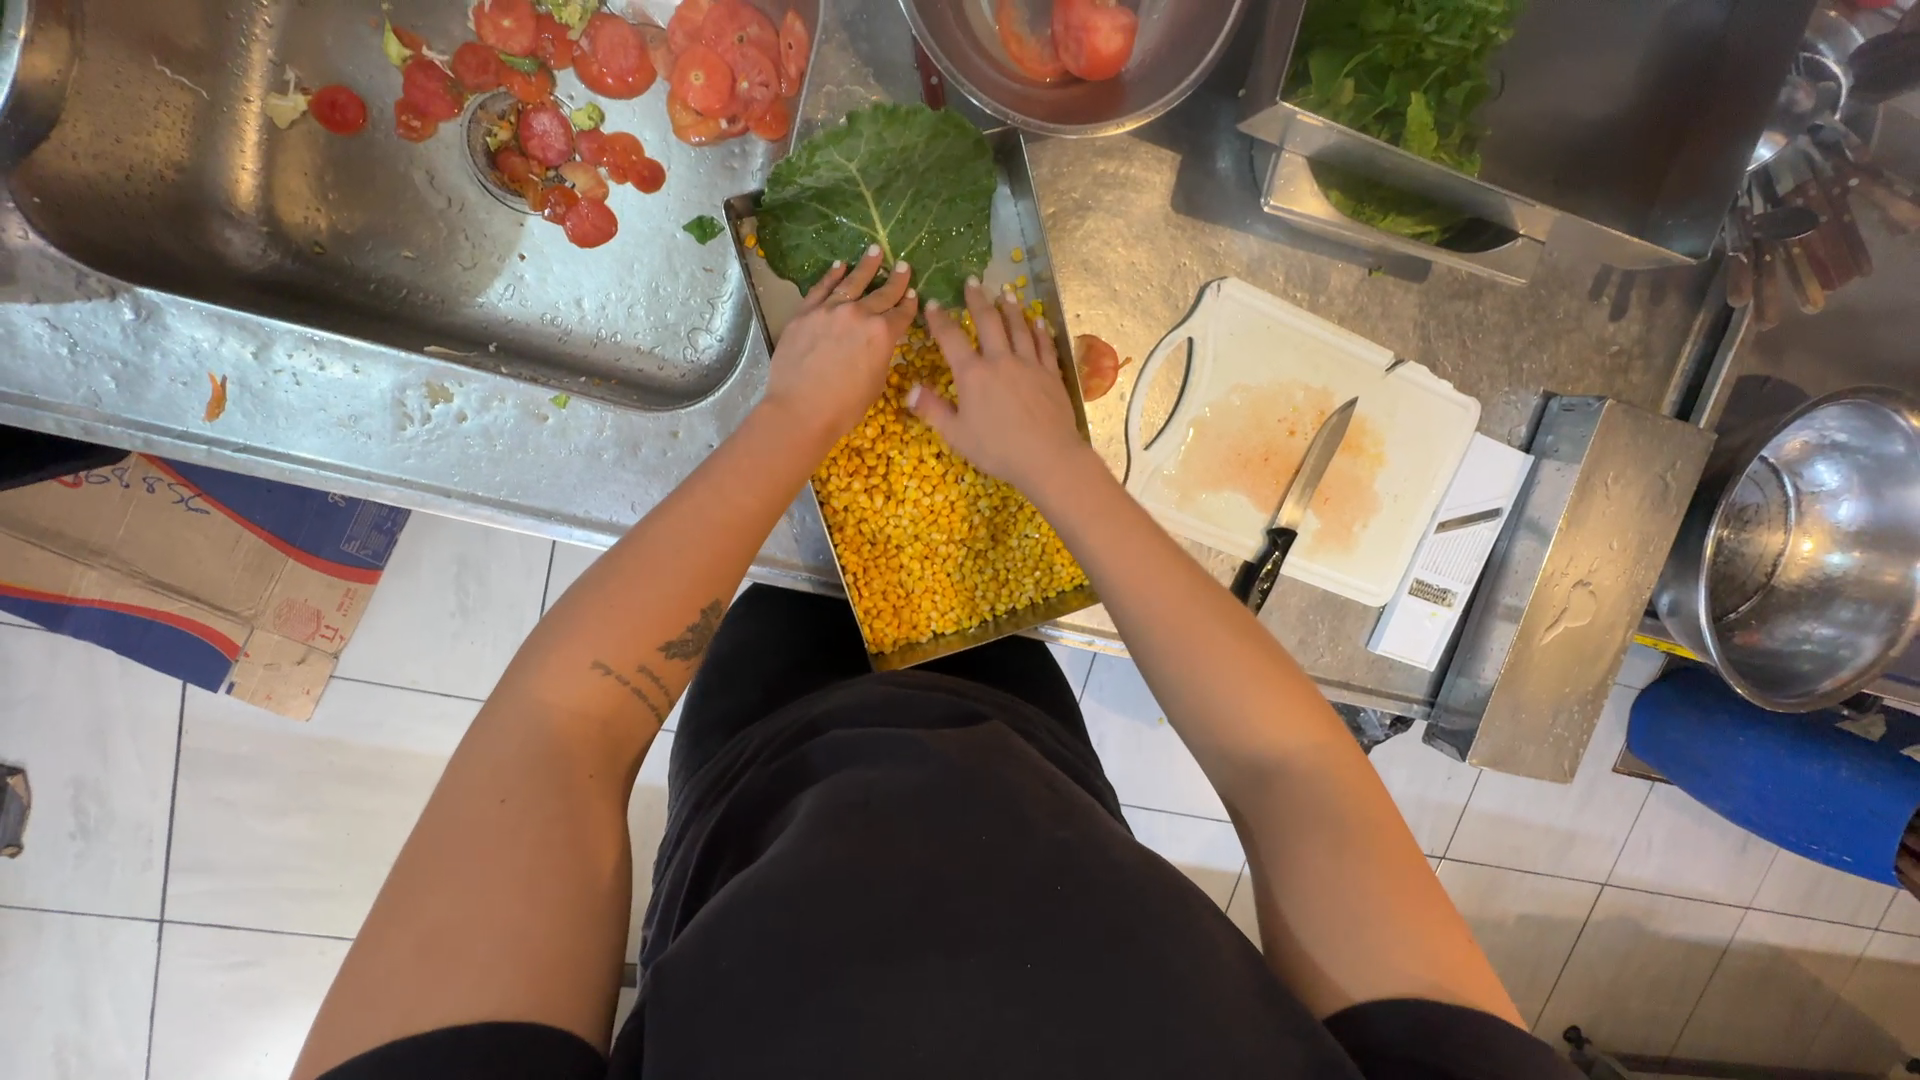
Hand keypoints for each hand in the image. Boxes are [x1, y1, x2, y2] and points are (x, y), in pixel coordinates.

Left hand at [760, 244, 917, 447]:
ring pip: (852, 282)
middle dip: (896, 279)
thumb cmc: (844, 407)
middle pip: (882, 293)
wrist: (800, 409)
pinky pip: (821, 288)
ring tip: (875, 251)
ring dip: (866, 266)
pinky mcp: (805, 312)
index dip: (910, 304)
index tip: (914, 294)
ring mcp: (830, 310)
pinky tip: (839, 266)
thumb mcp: (876, 383)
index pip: (902, 314)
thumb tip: (878, 344)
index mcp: (883, 334)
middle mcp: (859, 314)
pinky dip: (832, 275)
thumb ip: (880, 356)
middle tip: (903, 265)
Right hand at [909, 278, 1092, 494]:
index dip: (940, 319)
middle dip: (977, 300)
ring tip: (1006, 292)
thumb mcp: (957, 435)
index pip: (951, 339)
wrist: (1046, 456)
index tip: (933, 303)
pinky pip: (1043, 345)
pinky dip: (1039, 331)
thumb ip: (933, 410)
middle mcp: (1000, 361)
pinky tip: (1037, 322)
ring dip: (1010, 308)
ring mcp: (1029, 364)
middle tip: (973, 282)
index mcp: (972, 375)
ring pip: (1018, 328)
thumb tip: (909, 390)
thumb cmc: (997, 450)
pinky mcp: (1050, 374)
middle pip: (988, 322)